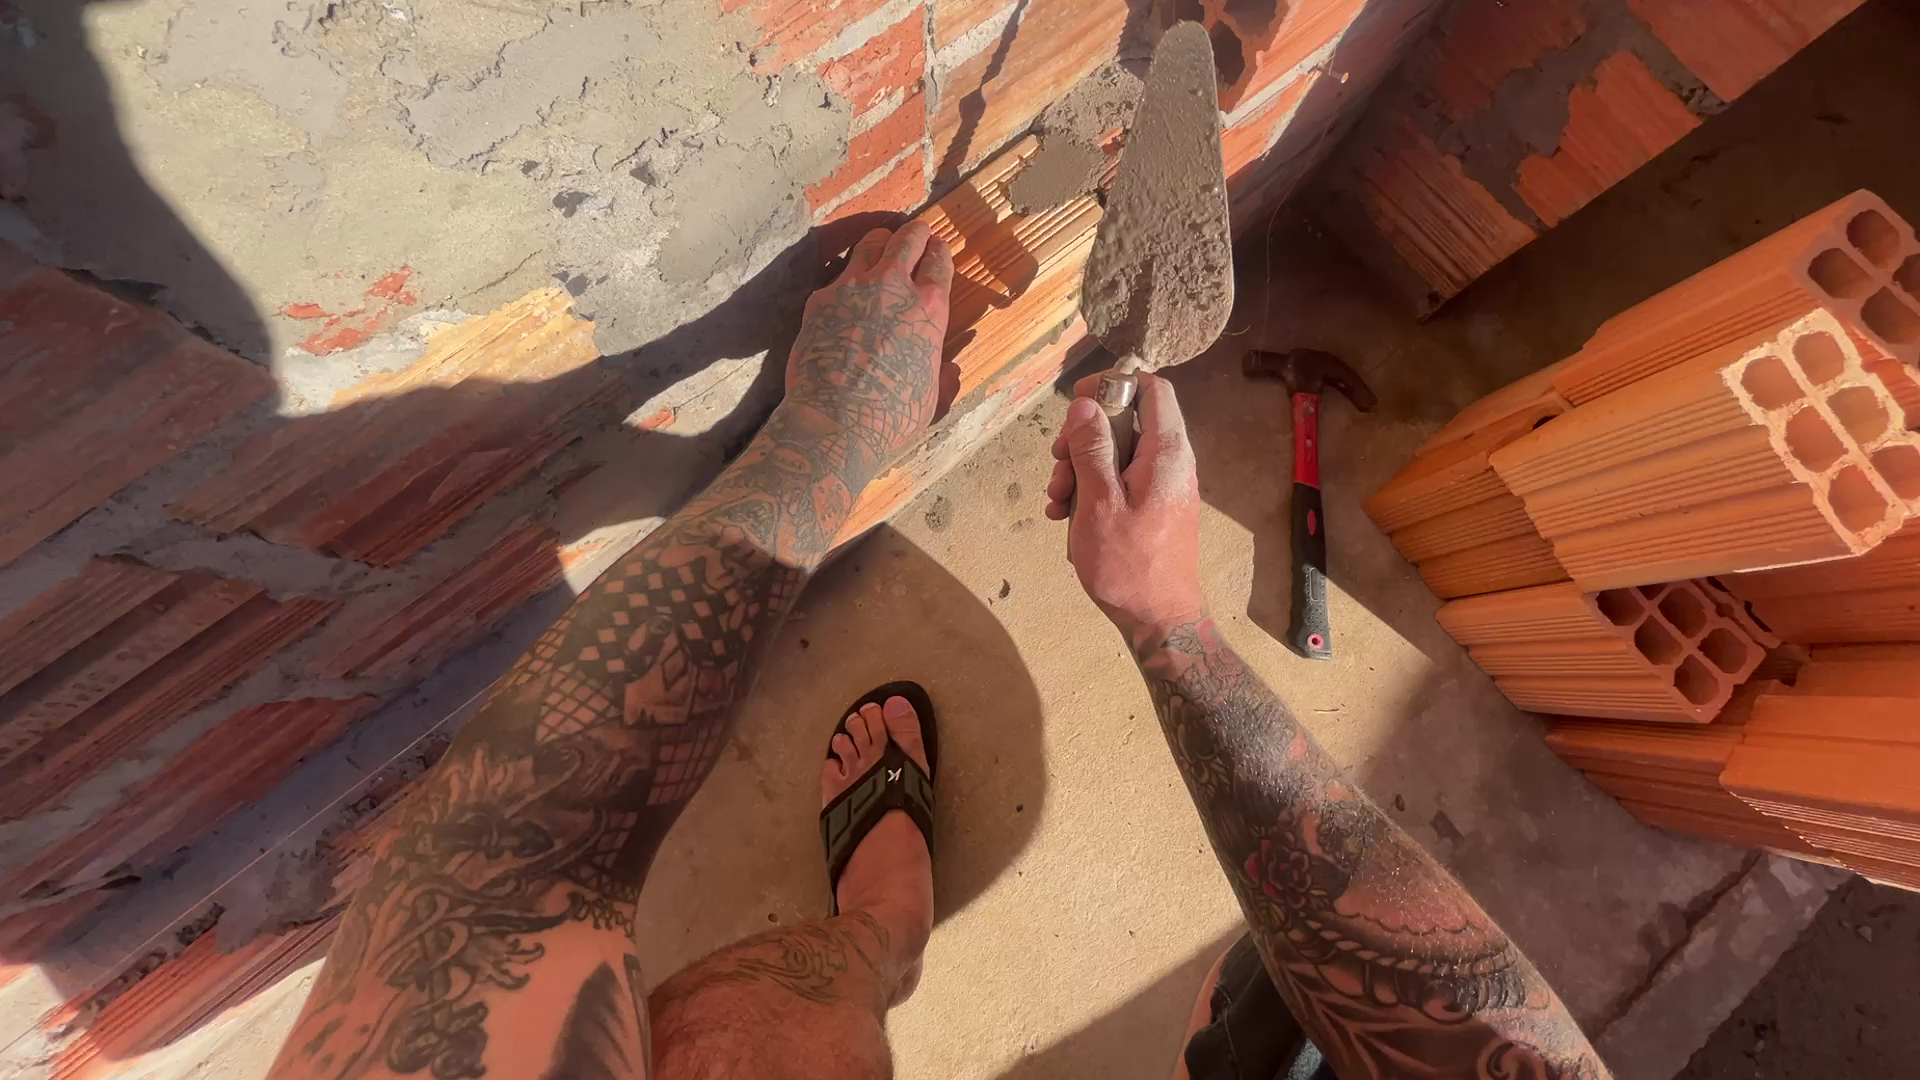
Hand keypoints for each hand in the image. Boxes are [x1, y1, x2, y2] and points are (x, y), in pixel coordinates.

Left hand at [784, 221, 952, 461]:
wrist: (837, 421)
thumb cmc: (892, 417)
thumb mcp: (931, 398)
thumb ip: (940, 376)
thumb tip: (949, 371)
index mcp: (929, 309)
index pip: (939, 262)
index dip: (940, 252)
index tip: (938, 250)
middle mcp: (893, 287)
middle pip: (907, 238)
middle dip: (914, 233)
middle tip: (915, 233)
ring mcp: (853, 287)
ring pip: (869, 243)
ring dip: (880, 242)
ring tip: (881, 246)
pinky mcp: (821, 299)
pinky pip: (837, 274)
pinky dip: (846, 276)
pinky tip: (846, 290)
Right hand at [1045, 372, 1204, 636]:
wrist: (1158, 620)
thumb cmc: (1128, 565)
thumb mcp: (1099, 504)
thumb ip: (1092, 451)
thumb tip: (1084, 404)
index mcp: (1166, 454)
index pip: (1152, 388)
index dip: (1113, 384)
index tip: (1076, 403)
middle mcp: (1169, 463)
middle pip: (1125, 421)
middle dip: (1082, 438)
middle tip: (1057, 465)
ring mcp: (1160, 487)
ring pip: (1115, 454)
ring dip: (1079, 470)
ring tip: (1056, 503)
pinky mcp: (1150, 508)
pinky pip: (1118, 482)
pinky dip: (1090, 492)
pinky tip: (1066, 517)